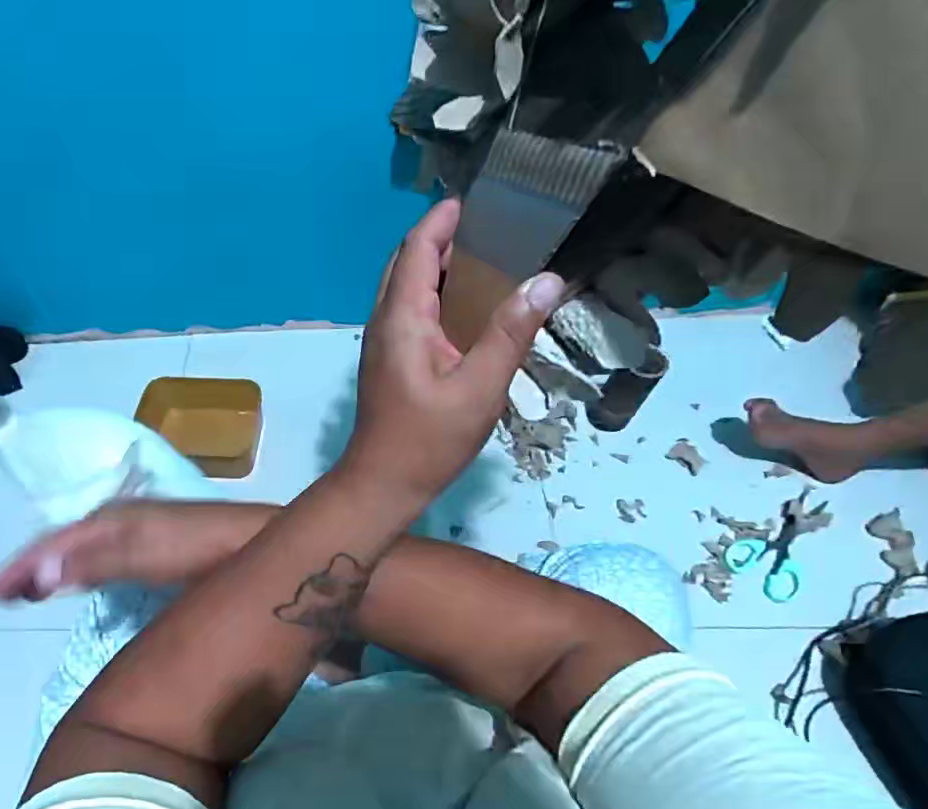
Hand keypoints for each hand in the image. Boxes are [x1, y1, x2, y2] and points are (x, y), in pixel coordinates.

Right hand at [0, 500, 271, 600]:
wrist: (254, 540)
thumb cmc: (201, 547)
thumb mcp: (143, 553)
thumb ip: (94, 563)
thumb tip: (35, 576)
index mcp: (111, 518)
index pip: (53, 542)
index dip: (21, 565)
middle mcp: (121, 519)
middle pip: (65, 543)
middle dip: (32, 566)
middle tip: (2, 595)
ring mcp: (143, 531)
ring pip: (86, 549)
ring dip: (57, 568)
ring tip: (31, 592)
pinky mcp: (162, 546)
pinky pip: (108, 556)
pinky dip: (86, 569)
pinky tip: (87, 582)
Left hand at [341, 198, 565, 504]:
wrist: (383, 485)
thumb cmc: (429, 441)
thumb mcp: (480, 388)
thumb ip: (510, 334)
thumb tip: (546, 281)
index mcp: (402, 318)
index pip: (417, 250)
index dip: (441, 222)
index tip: (472, 204)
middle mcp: (384, 323)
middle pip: (406, 264)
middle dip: (438, 241)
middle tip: (483, 234)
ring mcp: (381, 345)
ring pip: (403, 290)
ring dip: (434, 270)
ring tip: (479, 266)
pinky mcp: (386, 365)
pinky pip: (406, 314)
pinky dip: (432, 299)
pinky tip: (461, 315)